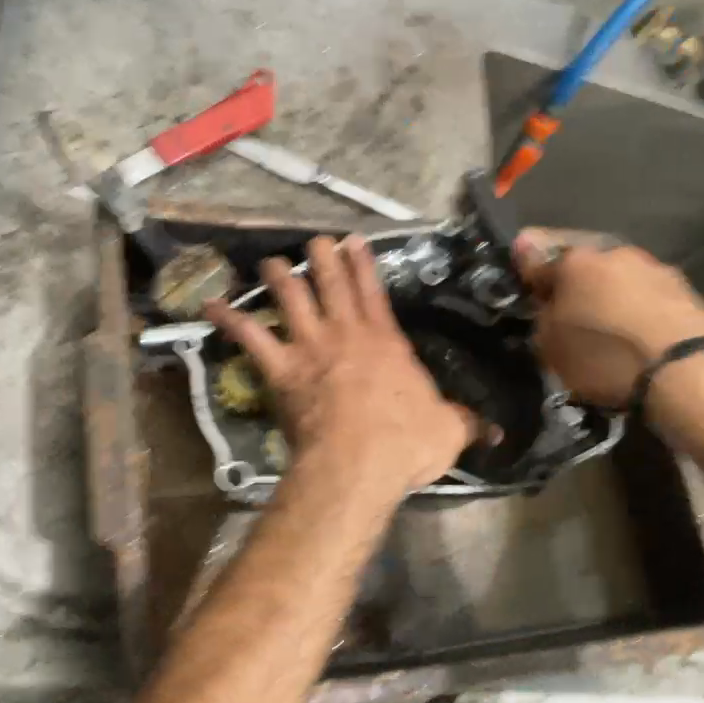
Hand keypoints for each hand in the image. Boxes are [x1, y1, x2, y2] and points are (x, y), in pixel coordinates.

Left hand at [204, 236, 482, 490]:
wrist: (359, 461)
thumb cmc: (405, 443)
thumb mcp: (447, 430)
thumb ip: (465, 423)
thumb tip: (494, 432)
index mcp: (386, 342)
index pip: (374, 293)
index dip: (363, 265)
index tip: (353, 242)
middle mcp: (346, 334)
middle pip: (331, 286)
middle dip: (322, 260)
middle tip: (314, 241)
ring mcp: (310, 348)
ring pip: (291, 300)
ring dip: (280, 278)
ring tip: (272, 262)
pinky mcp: (280, 369)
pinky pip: (250, 337)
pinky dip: (229, 320)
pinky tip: (209, 304)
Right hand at [512, 231, 703, 406]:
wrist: (687, 372)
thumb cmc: (604, 356)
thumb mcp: (551, 344)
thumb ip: (539, 310)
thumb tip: (539, 290)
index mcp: (575, 259)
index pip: (534, 254)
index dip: (524, 274)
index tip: (522, 292)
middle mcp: (613, 252)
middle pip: (579, 262)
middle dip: (568, 282)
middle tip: (560, 311)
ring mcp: (653, 267)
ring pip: (614, 277)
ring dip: (603, 294)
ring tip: (599, 326)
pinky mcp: (684, 289)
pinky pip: (642, 294)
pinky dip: (631, 307)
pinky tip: (631, 332)